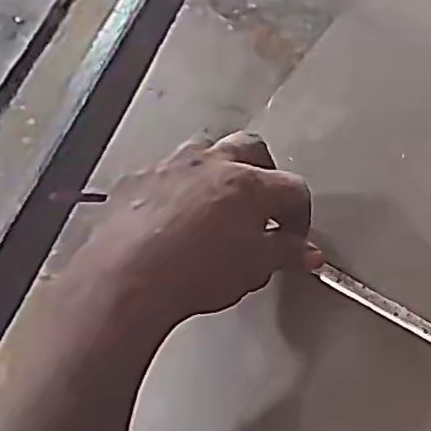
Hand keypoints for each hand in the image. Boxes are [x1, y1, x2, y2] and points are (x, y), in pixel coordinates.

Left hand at [66, 132, 319, 341]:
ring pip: (207, 152)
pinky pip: (168, 174)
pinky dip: (182, 190)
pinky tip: (182, 221)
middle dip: (266, 174)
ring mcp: (171, 168)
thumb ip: (286, 253)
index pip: (293, 188)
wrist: (128, 280)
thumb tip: (303, 252)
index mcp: (249, 183)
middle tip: (266, 207)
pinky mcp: (137, 181)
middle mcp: (210, 165)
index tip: (294, 237)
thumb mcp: (256, 267)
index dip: (300, 215)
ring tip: (224, 208)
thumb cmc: (190, 271)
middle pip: (252, 149)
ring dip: (221, 173)